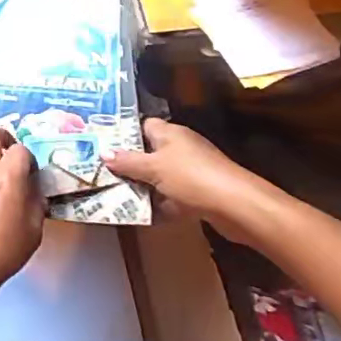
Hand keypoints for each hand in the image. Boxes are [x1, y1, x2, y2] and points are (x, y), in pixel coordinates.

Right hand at [103, 118, 276, 244]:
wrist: (237, 207)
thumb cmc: (191, 178)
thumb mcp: (153, 168)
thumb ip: (127, 162)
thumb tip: (103, 153)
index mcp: (170, 133)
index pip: (143, 125)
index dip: (125, 134)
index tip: (103, 145)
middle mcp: (181, 148)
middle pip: (150, 153)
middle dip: (130, 164)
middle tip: (103, 173)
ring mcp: (192, 172)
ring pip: (160, 177)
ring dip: (143, 187)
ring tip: (115, 195)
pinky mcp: (199, 194)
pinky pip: (172, 197)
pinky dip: (160, 205)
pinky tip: (142, 215)